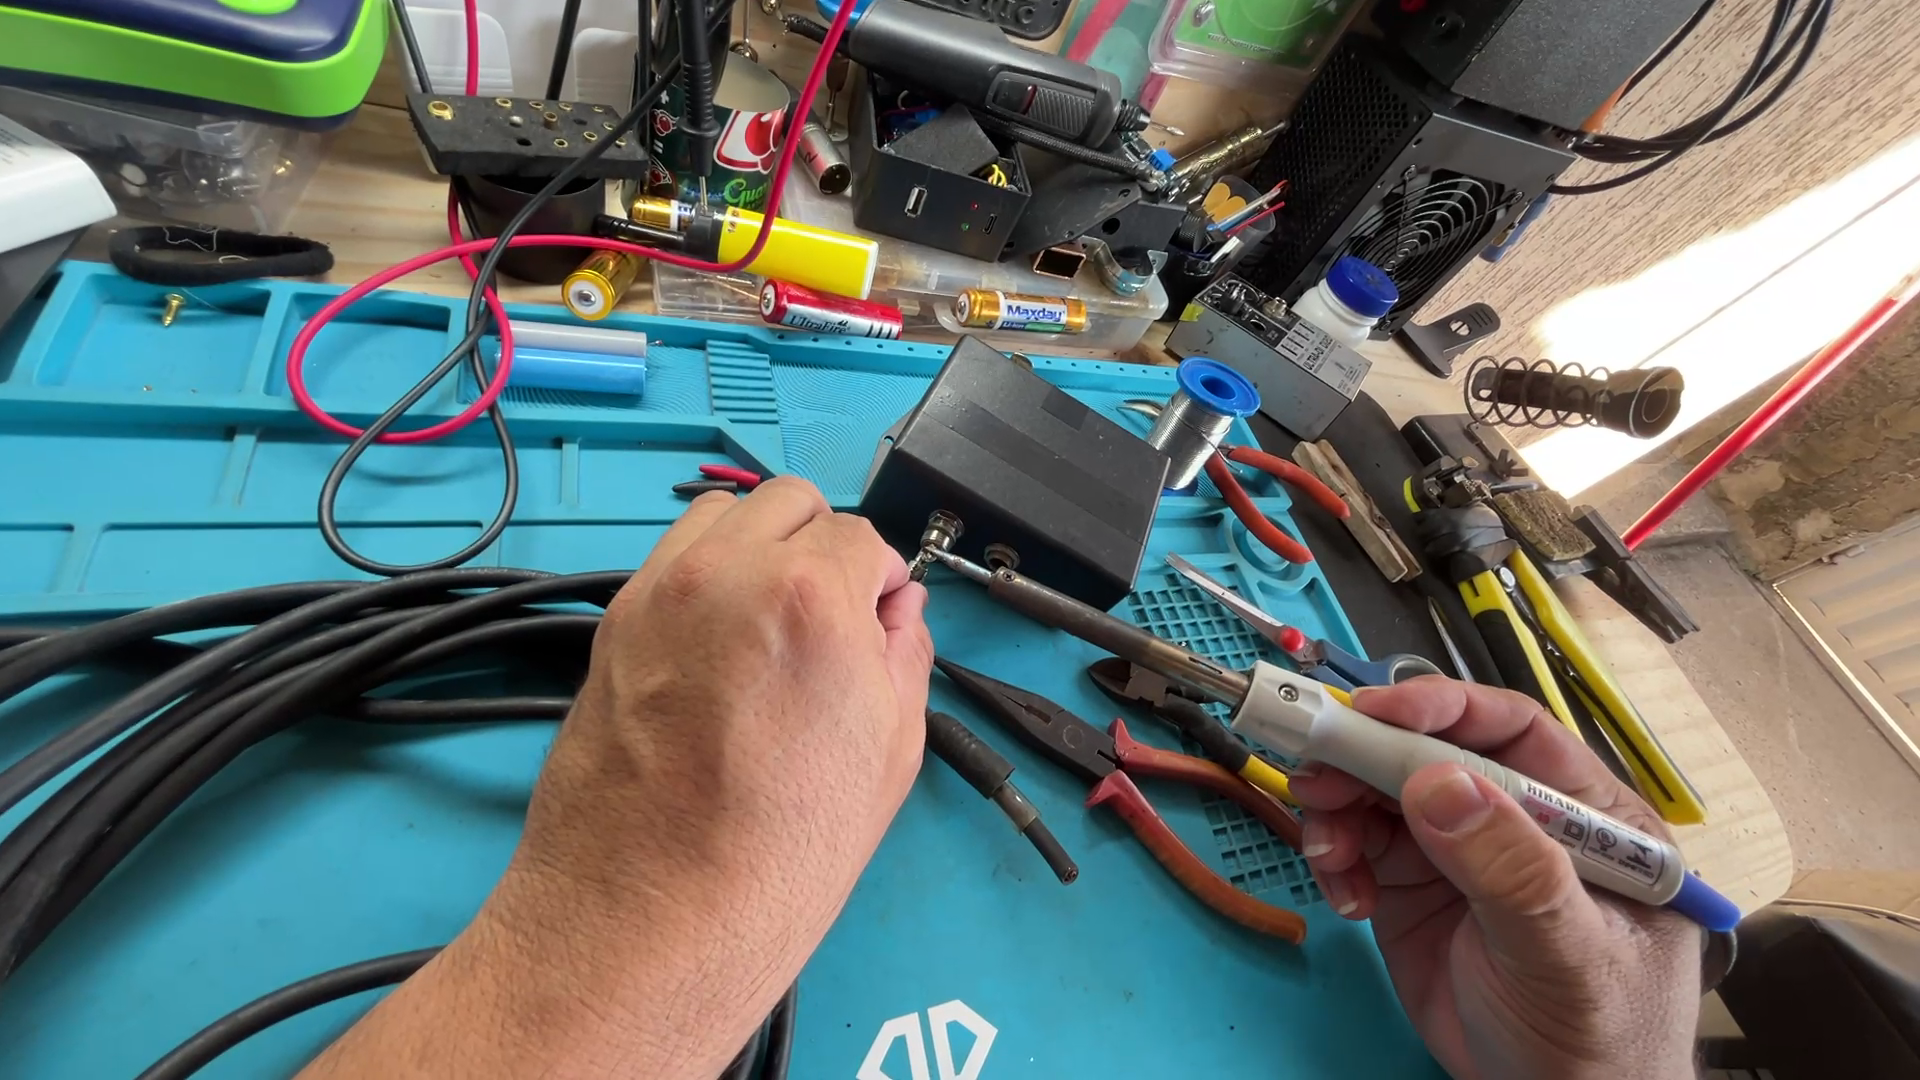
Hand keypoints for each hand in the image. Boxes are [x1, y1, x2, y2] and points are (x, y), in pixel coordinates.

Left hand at [302, 478, 932, 1078]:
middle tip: (832, 613)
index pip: (865, 537)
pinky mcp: (617, 617)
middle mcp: (731, 570)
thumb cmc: (788, 847)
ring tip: (774, 614)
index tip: (878, 621)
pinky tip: (723, 633)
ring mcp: (663, 588)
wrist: (653, 917)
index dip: (882, 581)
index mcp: (813, 595)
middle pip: (797, 502)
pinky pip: (677, 553)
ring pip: (731, 512)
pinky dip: (713, 567)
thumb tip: (897, 607)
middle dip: (828, 546)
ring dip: (767, 544)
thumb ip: (906, 650)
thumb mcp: (894, 746)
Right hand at [1290, 677, 1700, 1079]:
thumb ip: (1511, 871)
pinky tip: (1347, 899)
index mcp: (1575, 813)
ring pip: (1372, 788)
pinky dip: (1334, 858)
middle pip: (1418, 751)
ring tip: (1330, 854)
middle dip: (1361, 760)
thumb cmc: (1590, 1039)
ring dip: (1337, 811)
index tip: (1371, 712)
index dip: (1438, 707)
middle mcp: (1505, 814)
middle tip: (1315, 780)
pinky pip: (1350, 838)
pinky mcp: (1401, 874)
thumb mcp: (1563, 956)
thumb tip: (1438, 782)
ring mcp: (1447, 844)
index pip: (1507, 730)